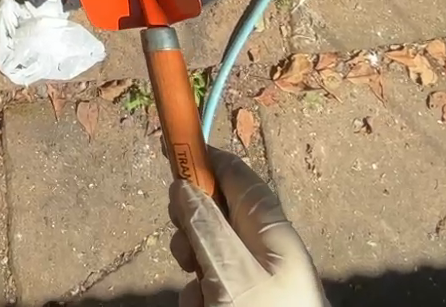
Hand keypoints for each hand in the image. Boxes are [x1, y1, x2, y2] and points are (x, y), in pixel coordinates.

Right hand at [169, 150, 325, 306]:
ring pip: (209, 249)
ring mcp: (257, 280)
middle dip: (190, 222)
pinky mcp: (245, 303)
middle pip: (216, 211)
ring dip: (192, 262)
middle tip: (181, 243)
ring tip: (195, 291)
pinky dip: (200, 293)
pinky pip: (213, 282)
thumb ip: (204, 224)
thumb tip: (183, 186)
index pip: (237, 175)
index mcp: (273, 232)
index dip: (205, 160)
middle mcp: (266, 251)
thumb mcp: (231, 272)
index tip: (171, 154)